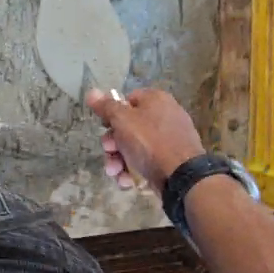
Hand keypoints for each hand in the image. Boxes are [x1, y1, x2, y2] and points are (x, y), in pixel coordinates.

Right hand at [85, 87, 205, 192]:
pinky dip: (133, 170)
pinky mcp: (170, 159)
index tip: (104, 127)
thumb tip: (91, 91)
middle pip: (127, 127)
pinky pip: (146, 161)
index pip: (127, 100)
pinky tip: (128, 181)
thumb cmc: (149, 141)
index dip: (112, 114)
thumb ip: (106, 107)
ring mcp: (168, 139)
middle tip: (109, 152)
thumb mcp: (122, 120)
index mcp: (155, 100)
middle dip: (112, 144)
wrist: (181, 175)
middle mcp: (164, 116)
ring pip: (133, 147)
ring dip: (118, 161)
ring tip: (115, 172)